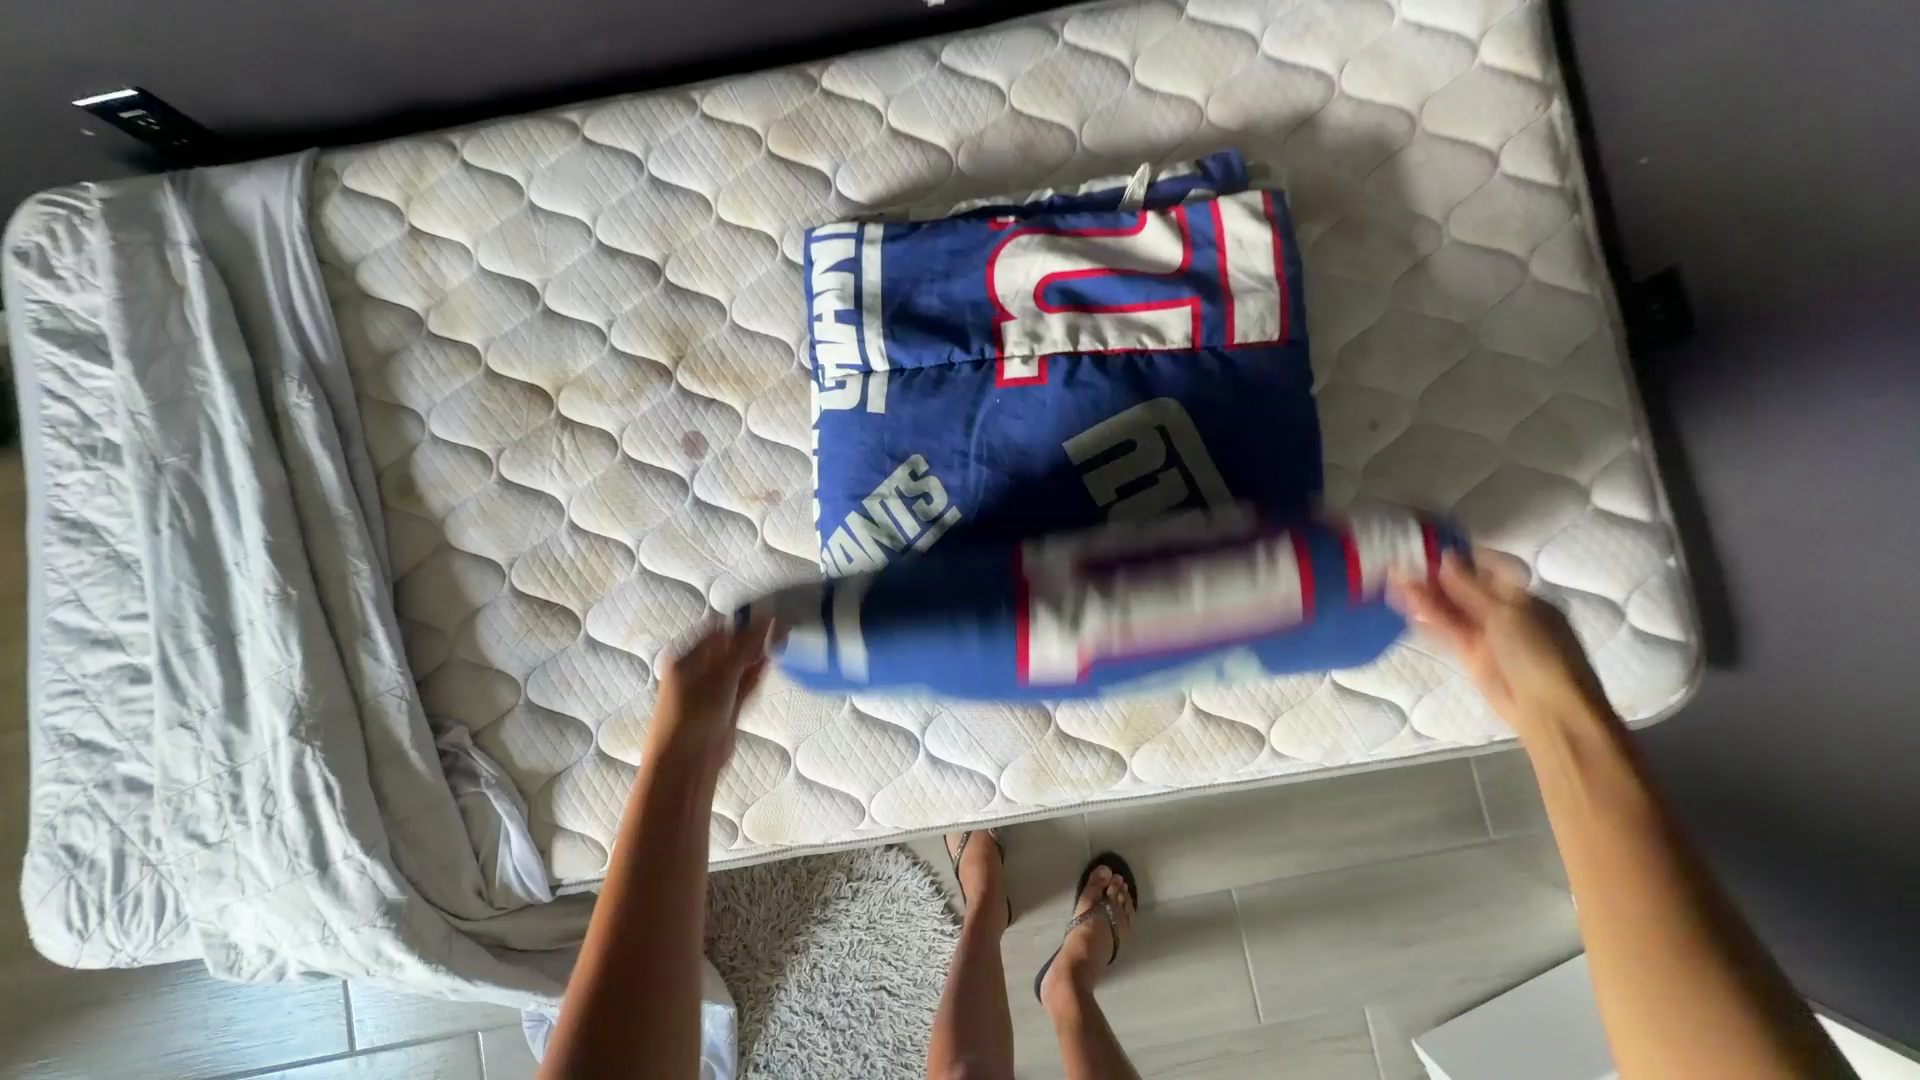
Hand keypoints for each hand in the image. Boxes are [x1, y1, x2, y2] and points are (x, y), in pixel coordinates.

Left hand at [644, 617, 774, 777]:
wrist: (688, 762)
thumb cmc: (694, 714)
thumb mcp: (721, 675)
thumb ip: (746, 646)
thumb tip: (767, 618)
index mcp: (687, 659)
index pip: (718, 632)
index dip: (744, 624)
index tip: (769, 619)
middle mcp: (697, 672)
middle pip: (730, 650)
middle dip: (754, 642)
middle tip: (780, 632)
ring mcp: (712, 691)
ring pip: (738, 668)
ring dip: (757, 659)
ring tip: (778, 646)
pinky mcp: (725, 708)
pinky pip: (742, 687)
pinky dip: (754, 678)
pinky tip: (767, 666)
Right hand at [1387, 551, 1611, 737]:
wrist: (1547, 708)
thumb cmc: (1540, 653)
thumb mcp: (1509, 613)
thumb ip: (1471, 587)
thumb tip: (1446, 558)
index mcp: (1523, 597)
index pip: (1489, 569)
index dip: (1461, 558)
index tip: (1431, 548)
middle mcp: (1504, 612)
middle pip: (1464, 589)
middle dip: (1435, 576)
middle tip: (1402, 561)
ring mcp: (1485, 634)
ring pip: (1449, 609)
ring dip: (1422, 594)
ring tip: (1393, 577)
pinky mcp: (1468, 654)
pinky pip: (1443, 630)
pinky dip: (1424, 616)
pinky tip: (1403, 602)